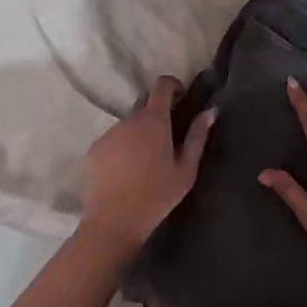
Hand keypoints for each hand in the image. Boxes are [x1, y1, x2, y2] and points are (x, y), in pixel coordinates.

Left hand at [81, 76, 214, 254]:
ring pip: (129, 123)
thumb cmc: (156, 196)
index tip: (182, 99)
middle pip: (145, 104)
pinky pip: (114, 139)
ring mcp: (110, 132)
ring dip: (139, 132)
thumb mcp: (186, 170)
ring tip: (145, 161)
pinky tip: (127, 171)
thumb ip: (198, 136)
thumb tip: (211, 110)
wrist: (114, 223)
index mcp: (154, 119)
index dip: (173, 85)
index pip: (162, 84)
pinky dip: (122, 146)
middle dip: (157, 114)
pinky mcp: (95, 148)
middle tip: (166, 140)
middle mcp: (130, 118)